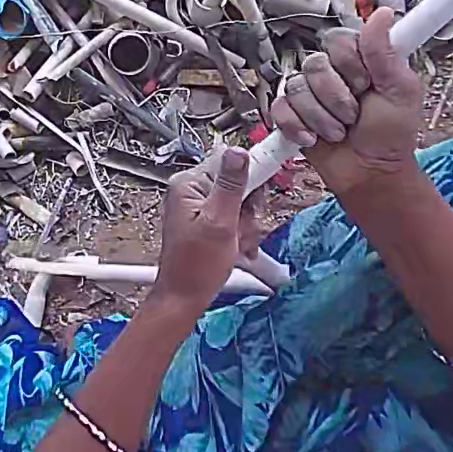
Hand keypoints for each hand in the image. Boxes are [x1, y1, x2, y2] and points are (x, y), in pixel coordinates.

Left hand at [153, 147, 265, 315]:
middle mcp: (191, 190)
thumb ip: (231, 186)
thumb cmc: (196, 267)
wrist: (184, 299)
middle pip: (238, 182)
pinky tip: (237, 247)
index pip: (229, 162)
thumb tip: (238, 152)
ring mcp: (198, 206)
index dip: (252, 176)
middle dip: (248, 208)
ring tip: (238, 243)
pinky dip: (240, 232)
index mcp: (188, 184)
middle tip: (243, 227)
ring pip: (240, 202)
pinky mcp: (206, 220)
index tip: (268, 182)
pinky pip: (233, 216)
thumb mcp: (220, 223)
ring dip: (246, 224)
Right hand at [272, 8, 423, 194]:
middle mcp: (330, 72)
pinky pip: (280, 109)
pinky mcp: (290, 114)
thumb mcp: (399, 90)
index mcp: (357, 59)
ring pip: (297, 89)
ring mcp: (307, 93)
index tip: (367, 84)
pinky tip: (314, 137)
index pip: (337, 39)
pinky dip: (299, 127)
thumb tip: (382, 14)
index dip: (349, 64)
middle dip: (337, 98)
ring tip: (339, 131)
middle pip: (314, 65)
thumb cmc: (390, 134)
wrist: (370, 173)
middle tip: (355, 114)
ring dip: (323, 118)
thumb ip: (384, 52)